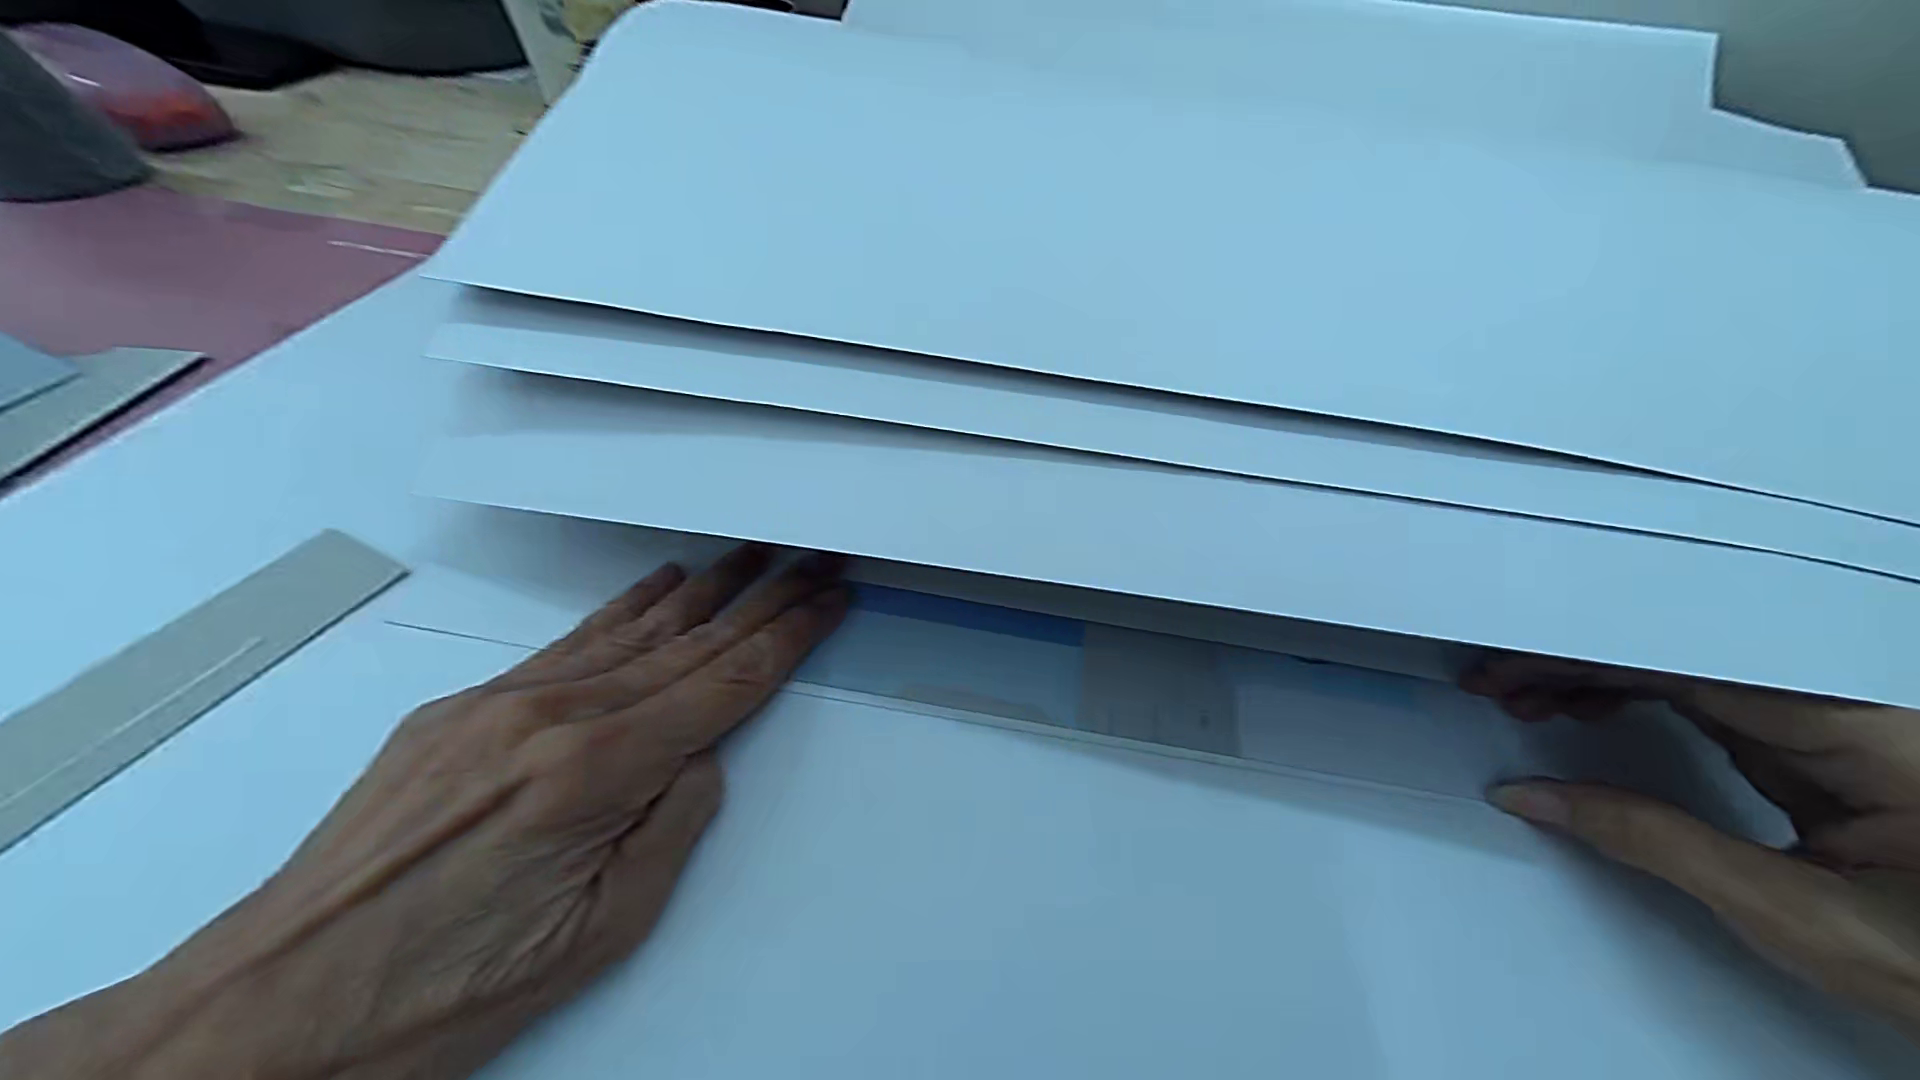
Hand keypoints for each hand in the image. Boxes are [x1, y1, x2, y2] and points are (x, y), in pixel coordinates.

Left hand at [0, 544, 849, 1079]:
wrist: (272, 1011)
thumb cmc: (453, 989)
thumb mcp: (604, 930)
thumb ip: (674, 825)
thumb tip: (702, 753)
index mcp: (600, 771)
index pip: (727, 683)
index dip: (787, 638)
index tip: (826, 602)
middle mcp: (557, 715)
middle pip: (694, 643)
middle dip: (766, 598)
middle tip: (811, 561)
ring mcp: (507, 701)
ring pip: (638, 629)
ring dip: (708, 588)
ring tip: (753, 555)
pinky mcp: (468, 705)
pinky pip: (573, 640)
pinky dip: (629, 606)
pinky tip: (664, 582)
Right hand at [1465, 656, 1919, 1030]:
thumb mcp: (1797, 915)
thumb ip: (1651, 842)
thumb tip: (1529, 797)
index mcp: (1871, 733)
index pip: (1687, 666)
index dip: (1581, 659)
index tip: (1508, 671)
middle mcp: (1853, 711)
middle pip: (1675, 658)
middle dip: (1571, 666)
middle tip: (1494, 685)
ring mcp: (1831, 726)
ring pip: (1679, 672)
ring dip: (1591, 680)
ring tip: (1526, 701)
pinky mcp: (1808, 747)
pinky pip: (1696, 699)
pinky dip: (1627, 700)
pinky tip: (1584, 710)